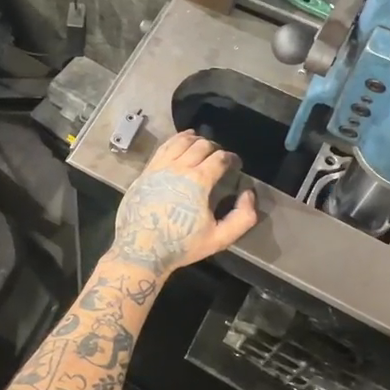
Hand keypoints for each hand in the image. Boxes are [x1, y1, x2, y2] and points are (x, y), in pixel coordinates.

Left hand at [110, 130, 258, 272]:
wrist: (141, 249)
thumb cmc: (181, 245)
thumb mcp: (219, 238)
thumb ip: (242, 217)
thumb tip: (248, 194)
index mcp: (198, 181)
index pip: (219, 158)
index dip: (231, 158)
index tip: (235, 164)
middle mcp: (178, 168)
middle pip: (201, 145)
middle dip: (215, 148)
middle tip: (220, 158)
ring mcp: (160, 167)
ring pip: (181, 142)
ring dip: (196, 140)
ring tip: (203, 145)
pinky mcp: (146, 171)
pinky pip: (164, 147)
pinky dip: (176, 140)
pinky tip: (181, 140)